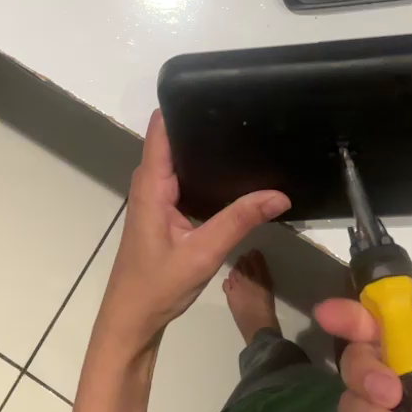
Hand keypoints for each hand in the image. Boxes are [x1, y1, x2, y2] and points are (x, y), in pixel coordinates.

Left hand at [93, 111, 289, 355]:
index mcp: (152, 184)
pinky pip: (184, 180)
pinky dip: (205, 174)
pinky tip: (233, 175)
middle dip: (201, 125)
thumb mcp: (204, 252)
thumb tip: (279, 194)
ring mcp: (156, 198)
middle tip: (243, 111)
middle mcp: (150, 183)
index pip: (161, 130)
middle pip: (173, 140)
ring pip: (180, 161)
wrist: (133, 321)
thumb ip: (240, 220)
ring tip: (243, 134)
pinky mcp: (164, 212)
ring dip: (204, 150)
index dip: (181, 106)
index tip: (213, 90)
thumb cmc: (158, 284)